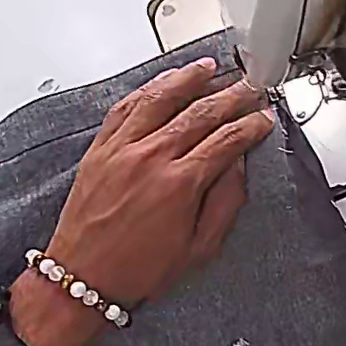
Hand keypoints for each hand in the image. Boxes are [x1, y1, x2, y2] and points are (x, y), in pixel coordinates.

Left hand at [10, 57, 275, 345]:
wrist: (83, 277)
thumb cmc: (137, 269)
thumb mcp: (198, 248)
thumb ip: (225, 203)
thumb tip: (239, 166)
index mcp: (179, 184)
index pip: (226, 139)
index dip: (250, 125)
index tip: (263, 119)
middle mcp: (151, 158)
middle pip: (200, 112)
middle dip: (231, 96)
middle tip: (248, 87)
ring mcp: (122, 149)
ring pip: (161, 98)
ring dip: (189, 79)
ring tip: (209, 68)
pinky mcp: (100, 149)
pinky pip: (126, 107)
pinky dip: (148, 89)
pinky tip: (162, 82)